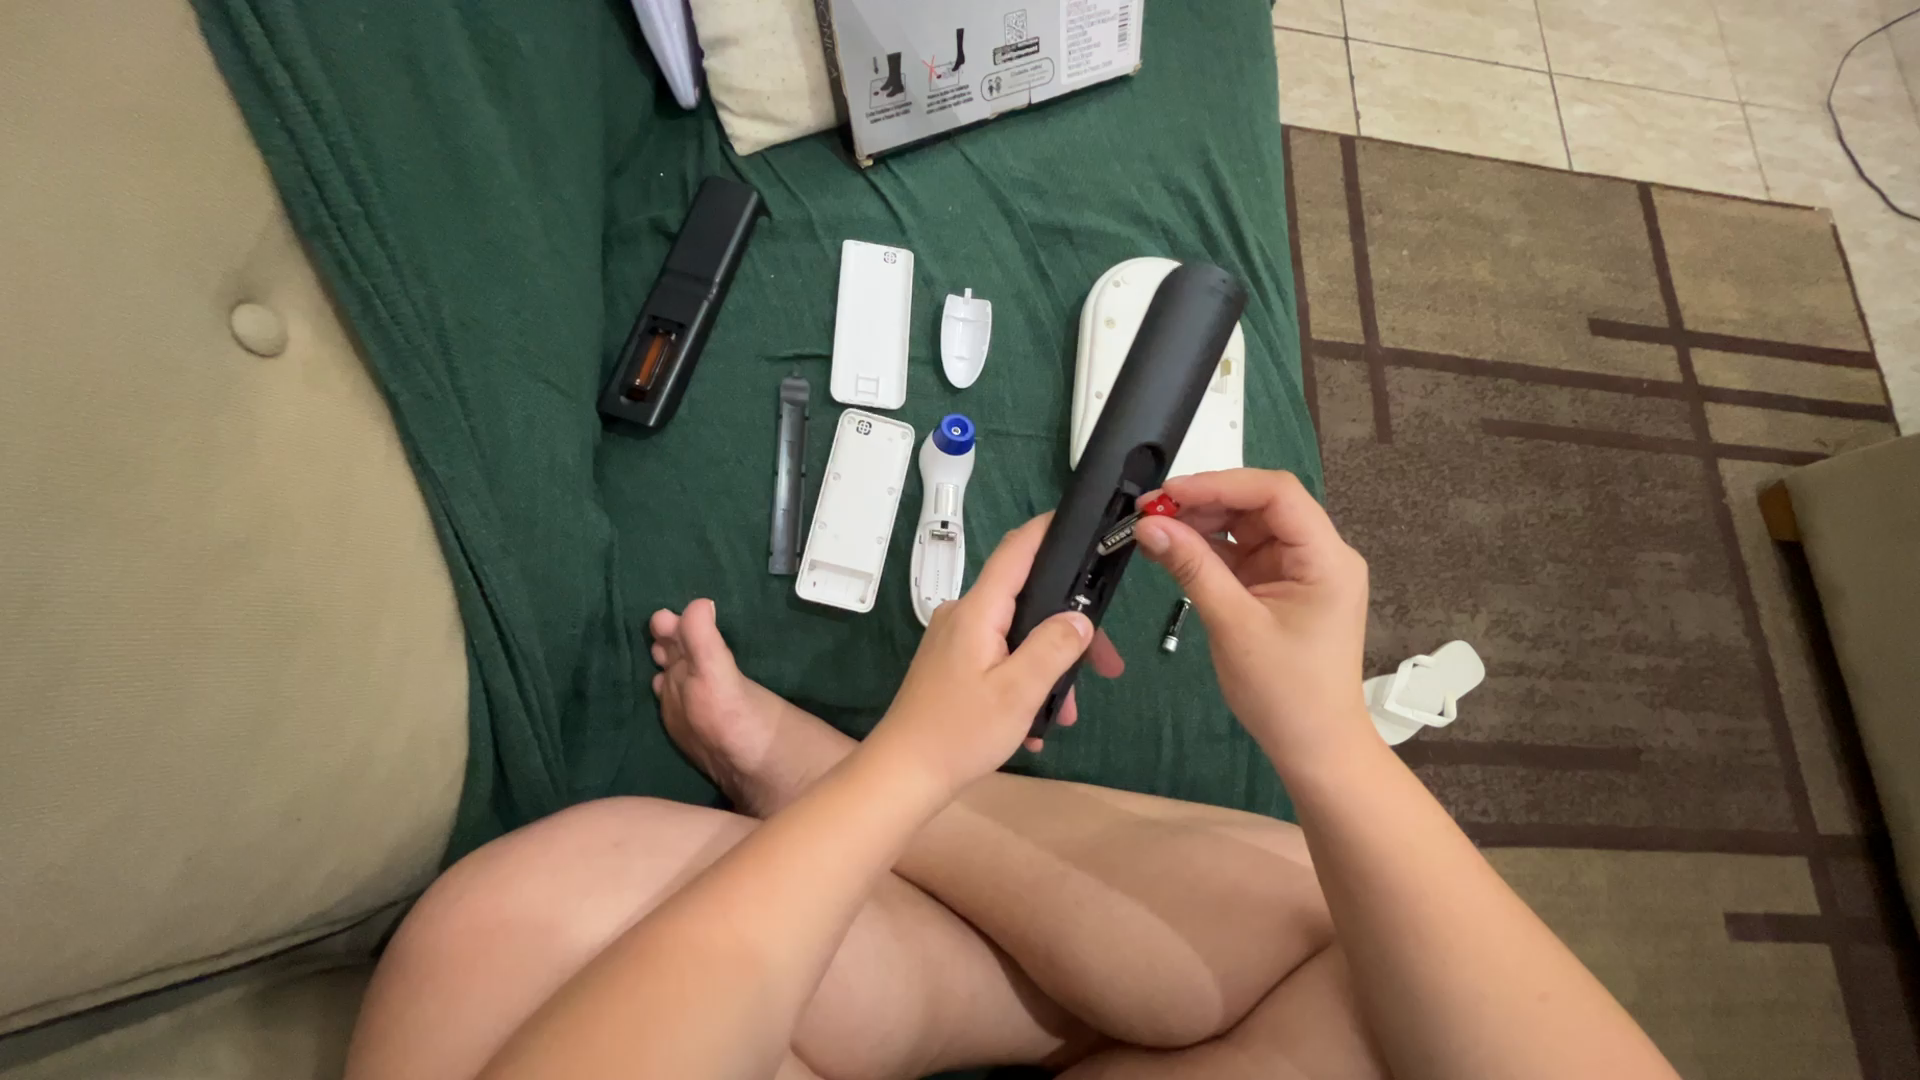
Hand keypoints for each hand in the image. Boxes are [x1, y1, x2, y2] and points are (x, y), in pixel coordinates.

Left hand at [866, 514, 1117, 797]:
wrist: (904, 773)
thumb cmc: (960, 731)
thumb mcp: (1018, 691)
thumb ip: (1053, 647)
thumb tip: (1080, 620)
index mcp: (977, 610)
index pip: (1016, 550)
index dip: (1048, 530)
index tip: (1083, 523)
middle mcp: (964, 614)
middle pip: (1026, 600)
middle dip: (1069, 629)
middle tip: (1105, 665)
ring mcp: (955, 639)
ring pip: (1016, 635)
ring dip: (1047, 666)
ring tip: (1065, 711)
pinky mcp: (952, 663)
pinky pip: (999, 657)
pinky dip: (1023, 681)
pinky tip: (1034, 723)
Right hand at [1132, 469, 1373, 771]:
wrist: (1312, 745)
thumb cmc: (1284, 691)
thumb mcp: (1233, 624)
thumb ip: (1191, 568)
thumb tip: (1148, 525)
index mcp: (1325, 557)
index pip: (1275, 493)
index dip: (1220, 484)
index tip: (1169, 495)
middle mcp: (1316, 553)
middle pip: (1258, 504)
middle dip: (1203, 502)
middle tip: (1150, 511)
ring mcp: (1295, 568)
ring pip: (1244, 525)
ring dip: (1199, 524)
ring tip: (1153, 528)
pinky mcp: (1276, 584)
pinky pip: (1238, 552)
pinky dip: (1205, 549)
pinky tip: (1170, 548)